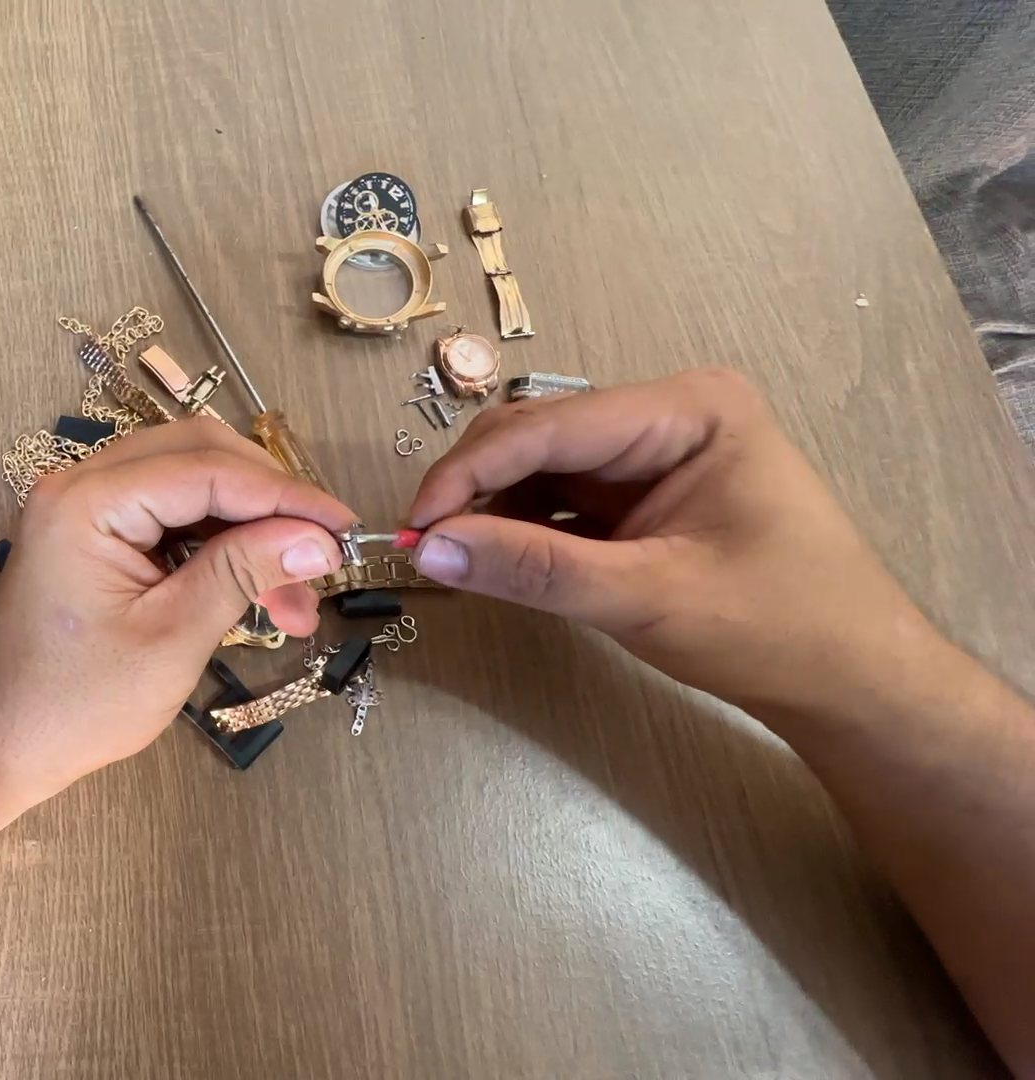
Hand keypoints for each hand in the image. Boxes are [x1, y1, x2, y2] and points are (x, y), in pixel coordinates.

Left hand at [0, 418, 356, 798]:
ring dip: (247, 529)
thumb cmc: (80, 704)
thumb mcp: (173, 636)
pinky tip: (255, 589)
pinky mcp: (95, 531)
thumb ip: (244, 571)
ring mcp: (84, 505)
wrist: (7, 741)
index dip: (284, 495)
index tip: (344, 528)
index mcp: (86, 501)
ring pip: (189, 484)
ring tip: (292, 598)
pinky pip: (169, 515)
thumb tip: (320, 537)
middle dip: (267, 503)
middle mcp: (79, 483)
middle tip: (319, 555)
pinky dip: (217, 545)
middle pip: (198, 456)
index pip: (206, 469)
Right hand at [404, 368, 933, 714]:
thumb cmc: (774, 630)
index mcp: (685, 412)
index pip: (544, 428)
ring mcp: (639, 453)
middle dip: (470, 489)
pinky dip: (507, 527)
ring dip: (483, 510)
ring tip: (456, 558)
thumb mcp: (644, 598)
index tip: (413, 528)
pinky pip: (542, 495)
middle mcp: (657, 416)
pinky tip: (493, 559)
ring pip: (525, 465)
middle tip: (427, 547)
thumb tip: (426, 551)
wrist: (847, 681)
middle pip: (527, 436)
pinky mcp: (624, 491)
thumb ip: (531, 569)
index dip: (466, 474)